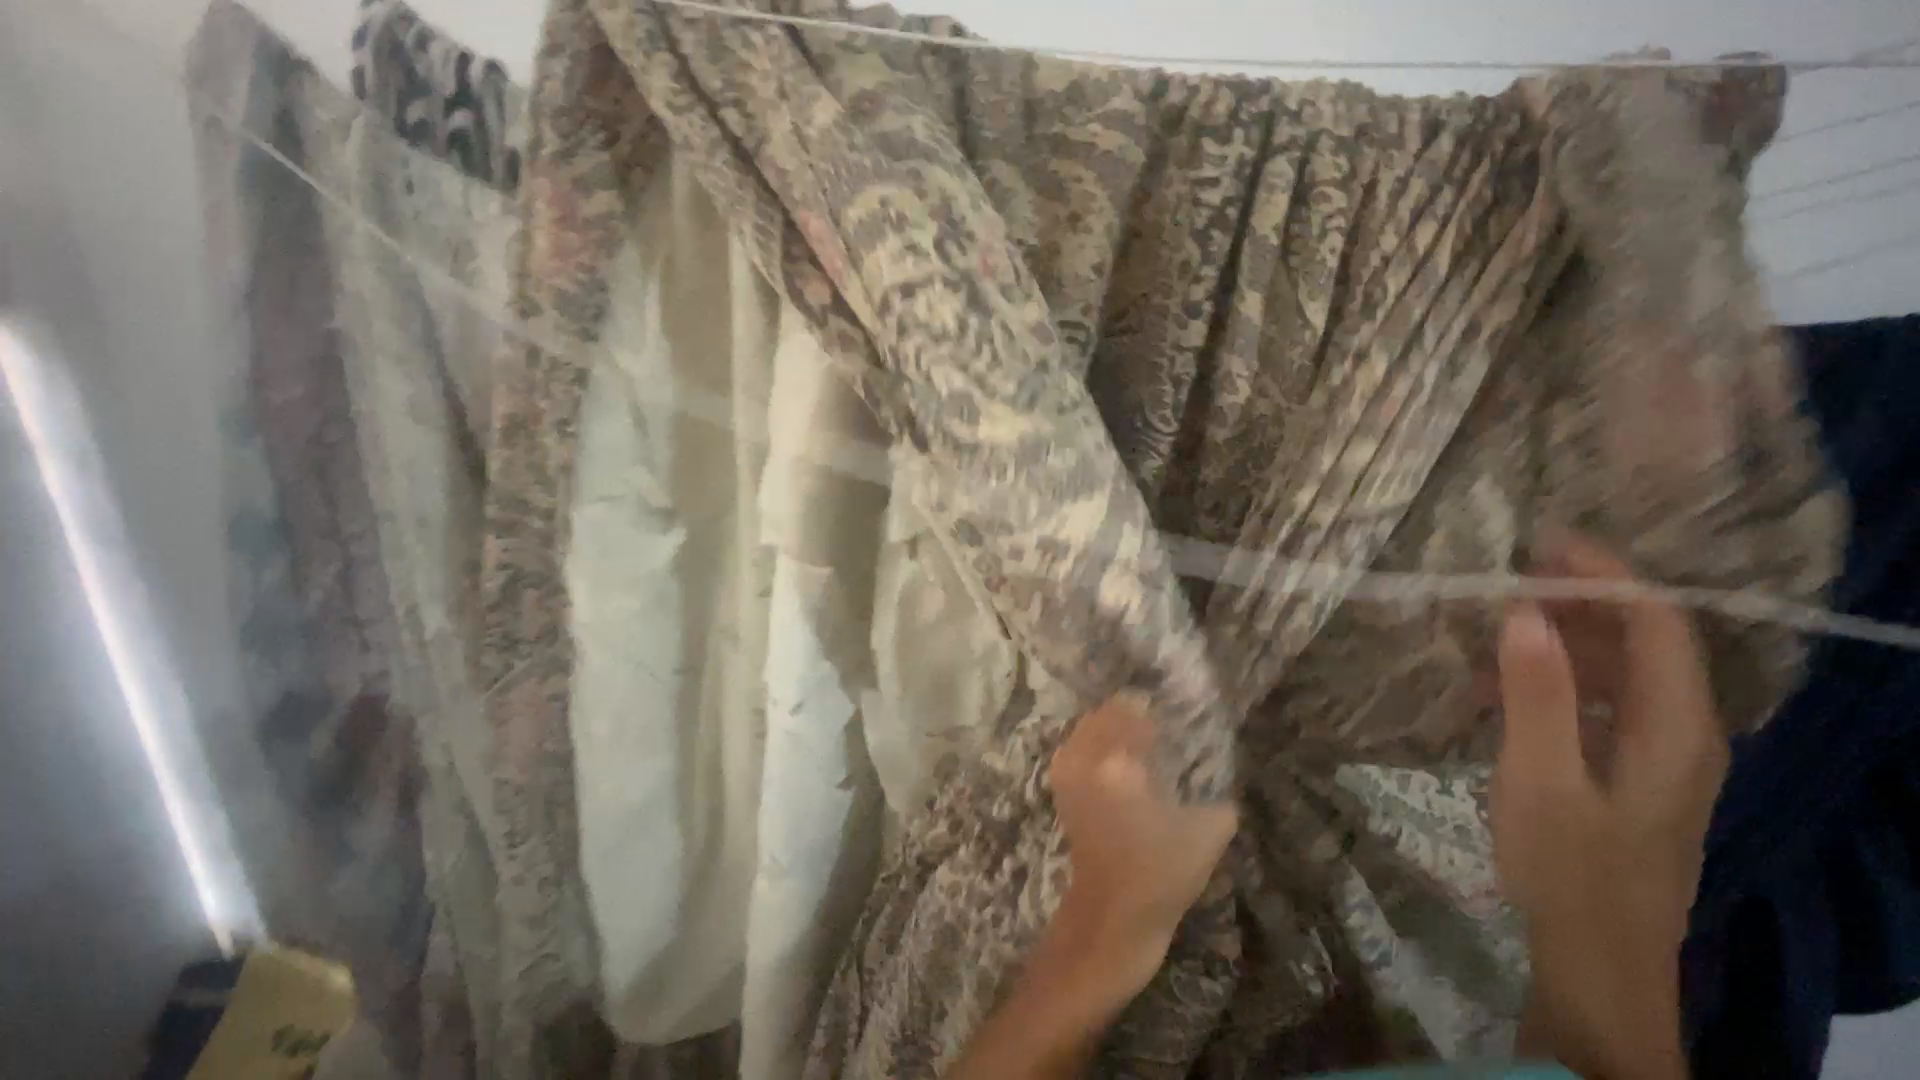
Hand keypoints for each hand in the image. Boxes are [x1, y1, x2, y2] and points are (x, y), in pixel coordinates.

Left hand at [1048, 696, 1238, 987]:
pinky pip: (1079, 746)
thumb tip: (1218, 761)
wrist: (1113, 914)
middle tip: (1162, 725)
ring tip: (1144, 742)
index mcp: (1118, 761)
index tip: (1179, 708)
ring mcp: (1066, 771)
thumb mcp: (1209, 829)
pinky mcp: (1060, 787)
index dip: (1157, 704)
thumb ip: (1217, 787)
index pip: (1132, 705)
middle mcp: (1084, 757)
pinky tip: (1124, 762)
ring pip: (1089, 726)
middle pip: (1107, 711)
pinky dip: (1098, 744)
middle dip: (1134, 713)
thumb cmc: (1164, 872)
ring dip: (1114, 727)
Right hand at [1494, 534, 1727, 1079]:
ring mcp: (1659, 756)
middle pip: (1642, 641)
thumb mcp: (1541, 782)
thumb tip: (1522, 612)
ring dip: (1558, 643)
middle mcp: (1683, 732)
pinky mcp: (1629, 776)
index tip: (1538, 545)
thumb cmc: (1571, 873)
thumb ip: (1537, 695)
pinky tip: (1496, 694)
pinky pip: (1600, 705)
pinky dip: (1554, 684)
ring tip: (1486, 635)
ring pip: (1618, 672)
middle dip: (1575, 602)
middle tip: (1500, 583)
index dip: (1605, 574)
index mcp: (1677, 727)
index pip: (1658, 622)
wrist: (1597, 966)